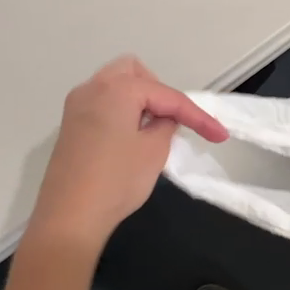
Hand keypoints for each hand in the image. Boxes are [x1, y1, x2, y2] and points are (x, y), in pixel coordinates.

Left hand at [27, 56, 228, 256]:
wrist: (70, 216)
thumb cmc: (116, 181)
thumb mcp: (154, 151)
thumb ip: (166, 125)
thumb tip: (162, 119)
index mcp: (117, 89)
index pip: (167, 96)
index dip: (197, 116)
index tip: (220, 135)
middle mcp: (93, 88)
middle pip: (134, 73)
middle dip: (159, 92)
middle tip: (172, 120)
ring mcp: (77, 106)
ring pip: (115, 85)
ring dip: (139, 100)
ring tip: (153, 129)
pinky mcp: (71, 125)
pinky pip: (102, 103)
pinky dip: (121, 110)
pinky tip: (130, 137)